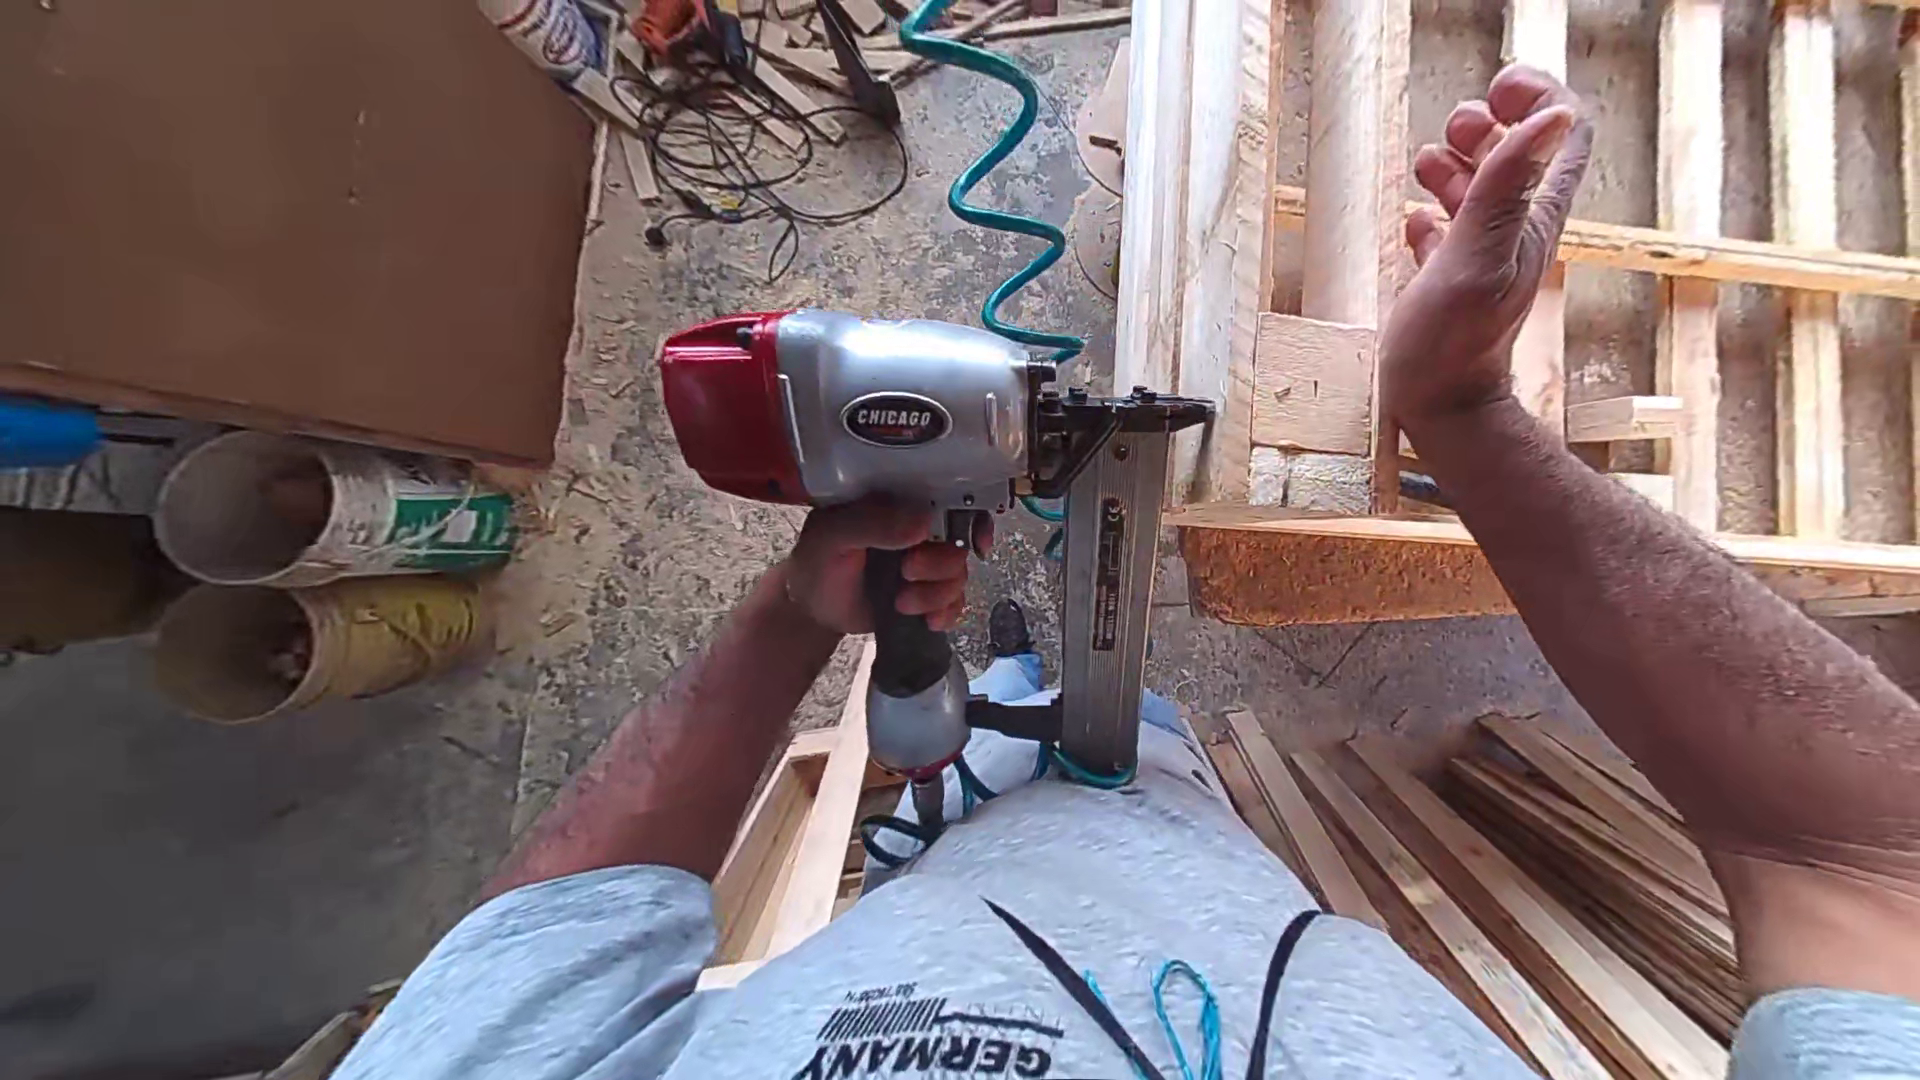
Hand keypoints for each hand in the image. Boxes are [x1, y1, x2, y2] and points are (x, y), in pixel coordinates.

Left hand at [782, 498, 993, 634]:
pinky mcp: (928, 597)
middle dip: (940, 565)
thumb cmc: (818, 561)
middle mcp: (921, 532)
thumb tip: (923, 521)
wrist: (813, 610)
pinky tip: (927, 620)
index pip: (950, 500)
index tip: (975, 539)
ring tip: (903, 603)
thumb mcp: (833, 534)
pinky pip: (955, 604)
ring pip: (959, 576)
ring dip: (937, 593)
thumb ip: (872, 523)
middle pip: (959, 544)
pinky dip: (946, 613)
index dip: (971, 518)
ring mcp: (927, 566)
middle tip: (907, 573)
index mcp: (901, 505)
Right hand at [1382, 65, 1593, 438]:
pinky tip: (1412, 216)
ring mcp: (1478, 263)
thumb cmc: (1449, 343)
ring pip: (1478, 199)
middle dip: (1492, 130)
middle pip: (1517, 163)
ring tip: (1428, 155)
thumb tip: (1548, 117)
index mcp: (1530, 222)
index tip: (1501, 84)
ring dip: (1458, 169)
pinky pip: (1444, 240)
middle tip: (1459, 116)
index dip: (1540, 102)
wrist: (1437, 402)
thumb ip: (1503, 195)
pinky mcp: (1445, 288)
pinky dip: (1431, 218)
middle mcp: (1511, 236)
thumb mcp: (1473, 264)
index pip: (1561, 140)